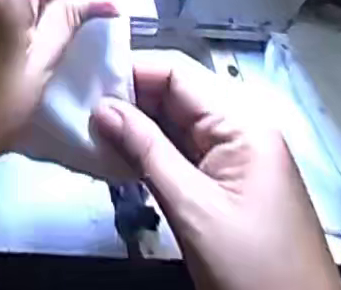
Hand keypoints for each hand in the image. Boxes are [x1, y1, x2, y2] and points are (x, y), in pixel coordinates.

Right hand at [94, 51, 340, 289]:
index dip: (134, 71)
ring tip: (93, 129)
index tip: (90, 81)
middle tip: (84, 108)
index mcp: (241, 120)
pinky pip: (183, 151)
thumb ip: (147, 152)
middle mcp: (239, 126)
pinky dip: (152, 151)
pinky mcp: (226, 181)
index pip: (179, 72)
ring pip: (176, 122)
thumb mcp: (195, 209)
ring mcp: (234, 154)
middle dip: (131, 98)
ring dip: (137, 125)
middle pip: (176, 93)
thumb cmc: (256, 272)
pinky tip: (121, 155)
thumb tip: (103, 108)